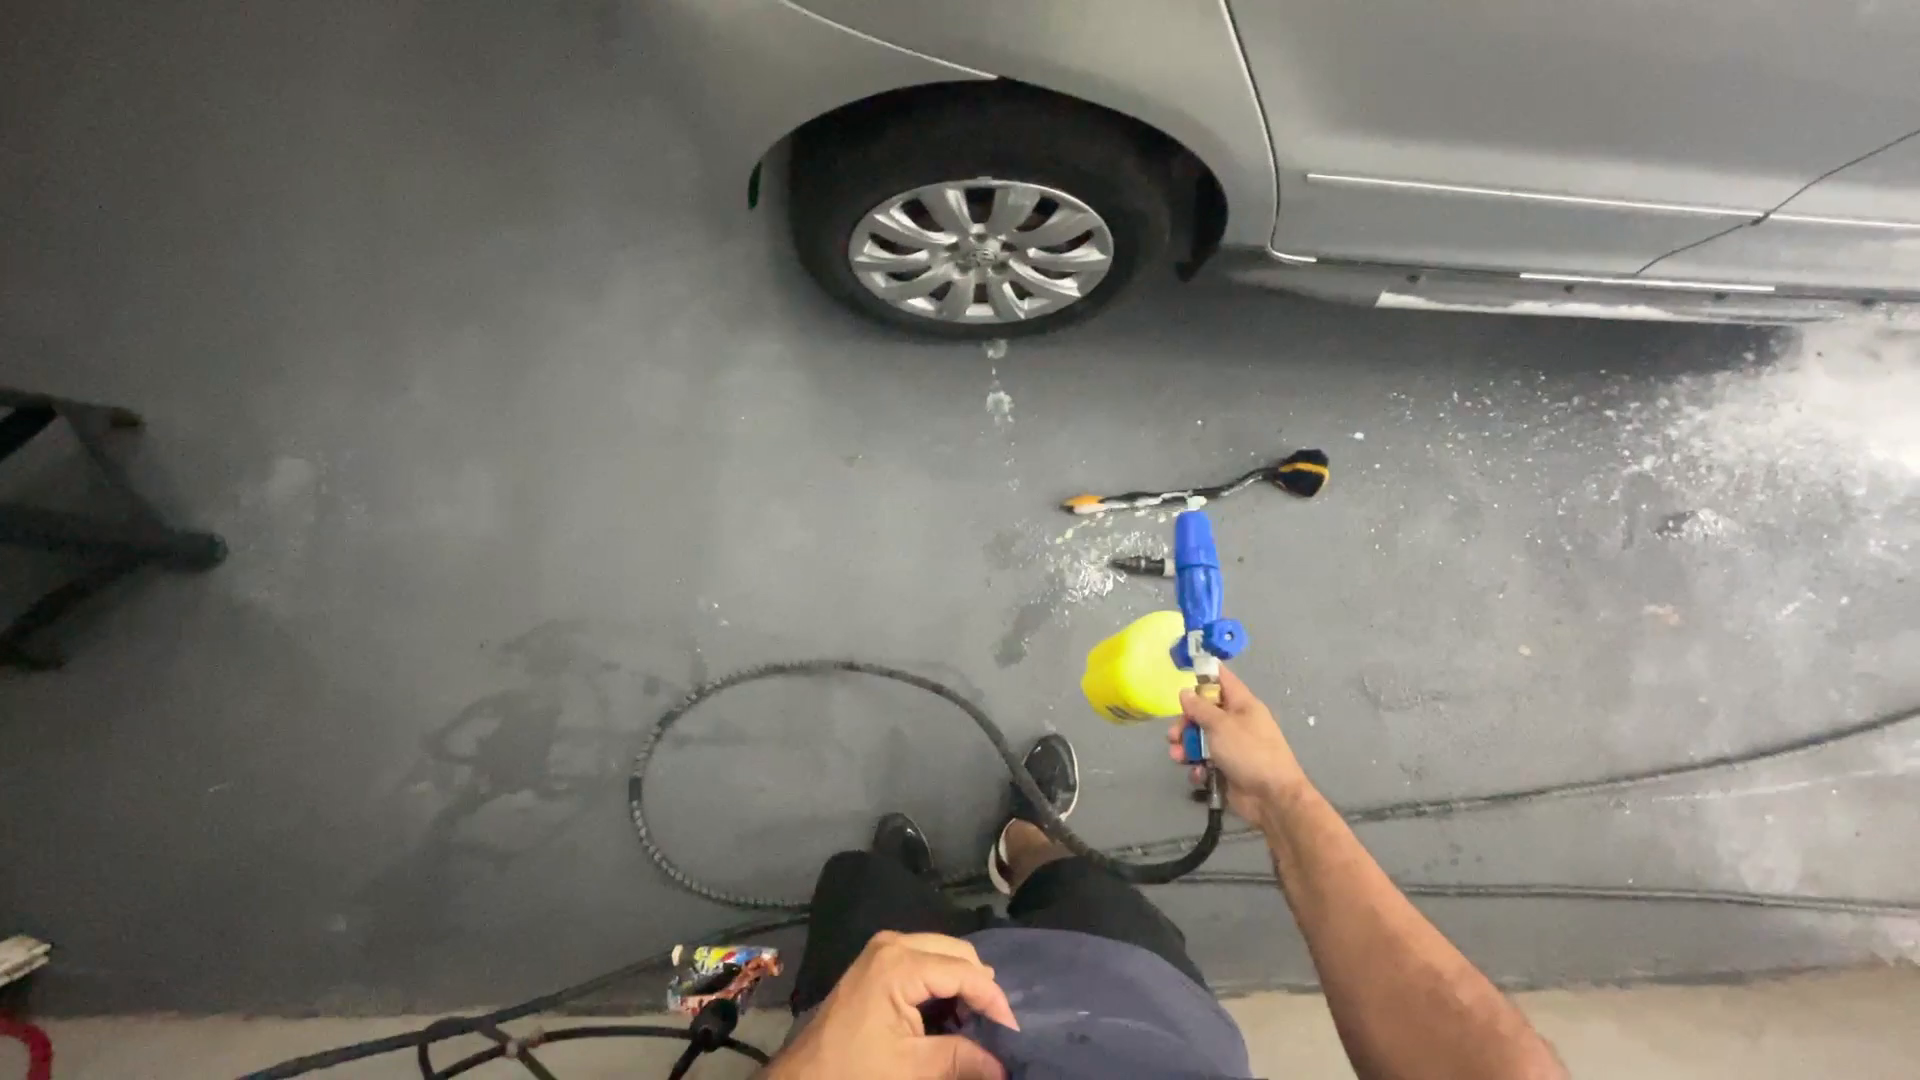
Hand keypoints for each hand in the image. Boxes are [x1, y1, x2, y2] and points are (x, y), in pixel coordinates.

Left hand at [765, 931, 1017, 1079]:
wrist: (802, 1079)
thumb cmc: (854, 1071)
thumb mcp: (912, 1069)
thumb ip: (961, 1059)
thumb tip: (1002, 1066)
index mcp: (901, 962)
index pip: (964, 970)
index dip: (993, 1000)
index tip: (1014, 1032)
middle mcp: (894, 943)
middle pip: (956, 953)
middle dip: (979, 988)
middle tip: (994, 1029)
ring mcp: (884, 949)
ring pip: (942, 954)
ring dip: (962, 985)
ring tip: (973, 1025)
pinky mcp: (878, 961)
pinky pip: (924, 960)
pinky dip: (942, 983)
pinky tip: (949, 1015)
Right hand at [1169, 666, 1310, 821]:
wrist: (1272, 798)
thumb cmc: (1249, 752)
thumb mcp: (1221, 725)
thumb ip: (1200, 708)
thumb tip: (1185, 692)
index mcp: (1242, 705)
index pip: (1222, 679)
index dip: (1204, 674)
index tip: (1183, 675)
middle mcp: (1236, 722)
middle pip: (1203, 712)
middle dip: (1185, 723)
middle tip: (1174, 735)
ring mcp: (1230, 746)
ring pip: (1199, 739)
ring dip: (1185, 747)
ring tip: (1178, 756)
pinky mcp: (1225, 768)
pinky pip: (1204, 761)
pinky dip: (1197, 767)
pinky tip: (1198, 774)